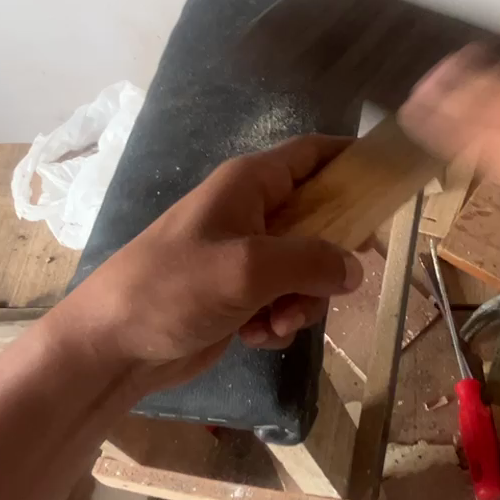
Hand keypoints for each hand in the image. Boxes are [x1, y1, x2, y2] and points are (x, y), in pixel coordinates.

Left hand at [56, 134, 365, 390]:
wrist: (112, 346)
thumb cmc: (174, 287)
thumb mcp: (250, 268)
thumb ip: (312, 261)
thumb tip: (355, 268)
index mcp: (251, 183)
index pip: (312, 153)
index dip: (351, 161)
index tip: (388, 185)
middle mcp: (251, 211)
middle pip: (319, 218)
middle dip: (330, 257)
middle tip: (344, 281)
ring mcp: (244, 253)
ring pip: (306, 266)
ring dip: (304, 298)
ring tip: (278, 321)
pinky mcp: (239, 293)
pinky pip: (283, 297)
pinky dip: (280, 317)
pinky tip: (258, 336)